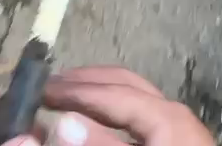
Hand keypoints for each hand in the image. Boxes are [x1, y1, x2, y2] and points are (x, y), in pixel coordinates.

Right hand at [37, 67, 216, 145]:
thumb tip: (62, 123)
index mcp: (166, 117)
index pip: (109, 93)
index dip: (72, 91)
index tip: (38, 91)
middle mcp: (174, 113)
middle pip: (122, 83)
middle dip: (84, 82)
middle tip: (48, 87)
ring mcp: (182, 128)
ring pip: (134, 95)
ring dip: (100, 92)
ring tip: (69, 97)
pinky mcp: (183, 142)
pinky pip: (143, 113)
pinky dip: (117, 110)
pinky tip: (101, 125)